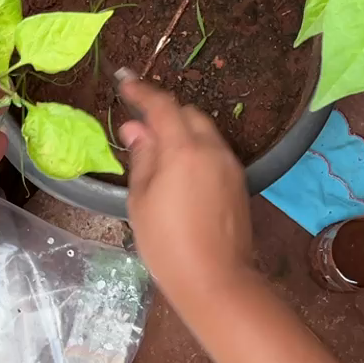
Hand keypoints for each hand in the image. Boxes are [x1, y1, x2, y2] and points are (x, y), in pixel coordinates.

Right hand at [116, 69, 255, 308]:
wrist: (216, 280)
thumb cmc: (167, 243)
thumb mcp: (141, 199)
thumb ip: (141, 157)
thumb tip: (137, 128)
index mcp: (184, 150)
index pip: (162, 106)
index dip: (141, 91)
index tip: (124, 82)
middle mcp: (212, 150)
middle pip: (188, 114)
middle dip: (165, 112)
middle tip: (141, 126)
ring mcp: (230, 166)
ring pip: (205, 132)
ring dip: (182, 132)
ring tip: (159, 152)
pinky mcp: (238, 183)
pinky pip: (215, 152)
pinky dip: (196, 150)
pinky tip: (181, 172)